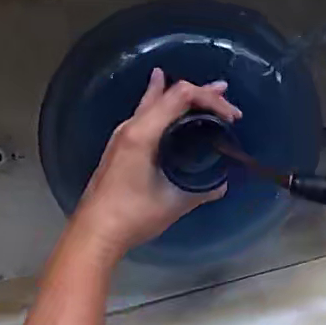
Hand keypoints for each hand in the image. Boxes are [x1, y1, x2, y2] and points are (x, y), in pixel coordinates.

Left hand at [68, 68, 242, 262]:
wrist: (94, 232)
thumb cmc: (133, 215)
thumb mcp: (174, 201)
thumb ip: (202, 189)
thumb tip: (222, 183)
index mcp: (143, 133)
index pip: (180, 96)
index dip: (210, 99)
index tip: (232, 117)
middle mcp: (131, 126)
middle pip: (169, 94)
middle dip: (200, 93)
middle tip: (225, 92)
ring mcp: (123, 134)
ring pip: (156, 102)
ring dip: (182, 96)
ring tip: (206, 92)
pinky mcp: (121, 145)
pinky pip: (147, 113)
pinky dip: (163, 103)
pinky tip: (162, 95)